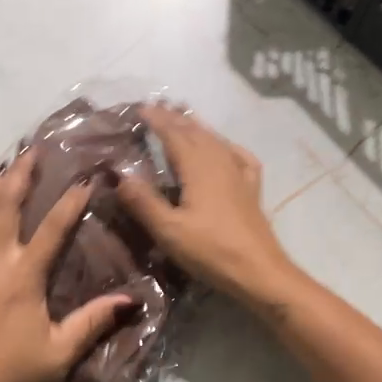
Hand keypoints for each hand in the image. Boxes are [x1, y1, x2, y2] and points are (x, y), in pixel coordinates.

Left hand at [0, 152, 131, 381]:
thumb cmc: (9, 377)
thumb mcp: (58, 355)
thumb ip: (93, 322)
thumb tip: (131, 298)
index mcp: (22, 276)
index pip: (52, 227)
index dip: (70, 200)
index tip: (86, 178)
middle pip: (4, 202)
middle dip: (20, 172)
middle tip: (34, 151)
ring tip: (7, 170)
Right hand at [116, 106, 300, 303]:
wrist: (260, 273)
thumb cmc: (212, 251)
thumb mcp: (169, 231)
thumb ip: (144, 202)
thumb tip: (120, 175)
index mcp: (198, 167)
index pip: (173, 133)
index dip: (157, 119)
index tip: (140, 108)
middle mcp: (219, 162)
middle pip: (194, 131)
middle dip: (174, 118)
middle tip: (156, 109)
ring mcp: (238, 174)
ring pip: (215, 140)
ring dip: (196, 126)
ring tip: (183, 118)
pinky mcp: (251, 189)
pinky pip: (238, 155)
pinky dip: (227, 145)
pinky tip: (226, 147)